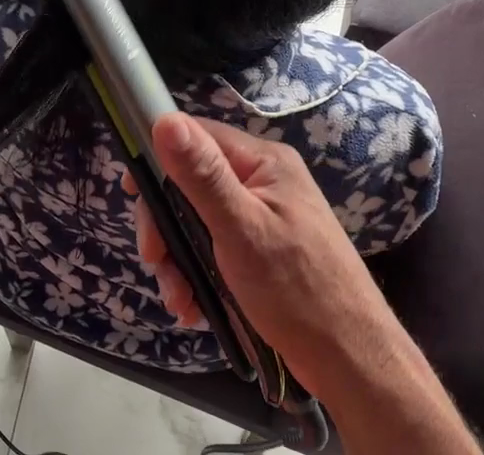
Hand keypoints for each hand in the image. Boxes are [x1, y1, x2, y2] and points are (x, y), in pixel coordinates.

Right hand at [130, 113, 370, 361]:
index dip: (158, 159)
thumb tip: (164, 120)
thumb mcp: (241, 229)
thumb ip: (201, 175)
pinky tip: (193, 307)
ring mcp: (262, 219)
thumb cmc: (298, 290)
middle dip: (165, 226)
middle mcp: (262, 182)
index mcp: (264, 162)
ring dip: (177, 260)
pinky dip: (196, 277)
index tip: (132, 194)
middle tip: (154, 261)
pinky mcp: (260, 254)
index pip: (197, 137)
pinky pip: (212, 251)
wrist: (351, 362)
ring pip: (196, 223)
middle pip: (190, 184)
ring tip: (178, 299)